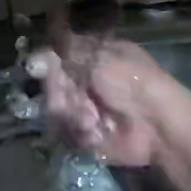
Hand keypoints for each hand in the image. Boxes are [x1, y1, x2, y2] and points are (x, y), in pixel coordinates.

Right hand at [28, 36, 177, 167]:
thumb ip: (65, 54)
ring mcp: (88, 110)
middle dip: (59, 91)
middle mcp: (89, 81)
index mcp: (96, 56)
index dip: (47, 63)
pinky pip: (68, 133)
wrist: (157, 124)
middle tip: (74, 96)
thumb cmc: (132, 81)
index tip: (37, 67)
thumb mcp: (100, 58)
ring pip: (57, 110)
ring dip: (71, 113)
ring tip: (91, 118)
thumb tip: (33, 57)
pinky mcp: (89, 136)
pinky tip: (96, 130)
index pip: (58, 56)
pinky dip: (81, 132)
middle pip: (53, 85)